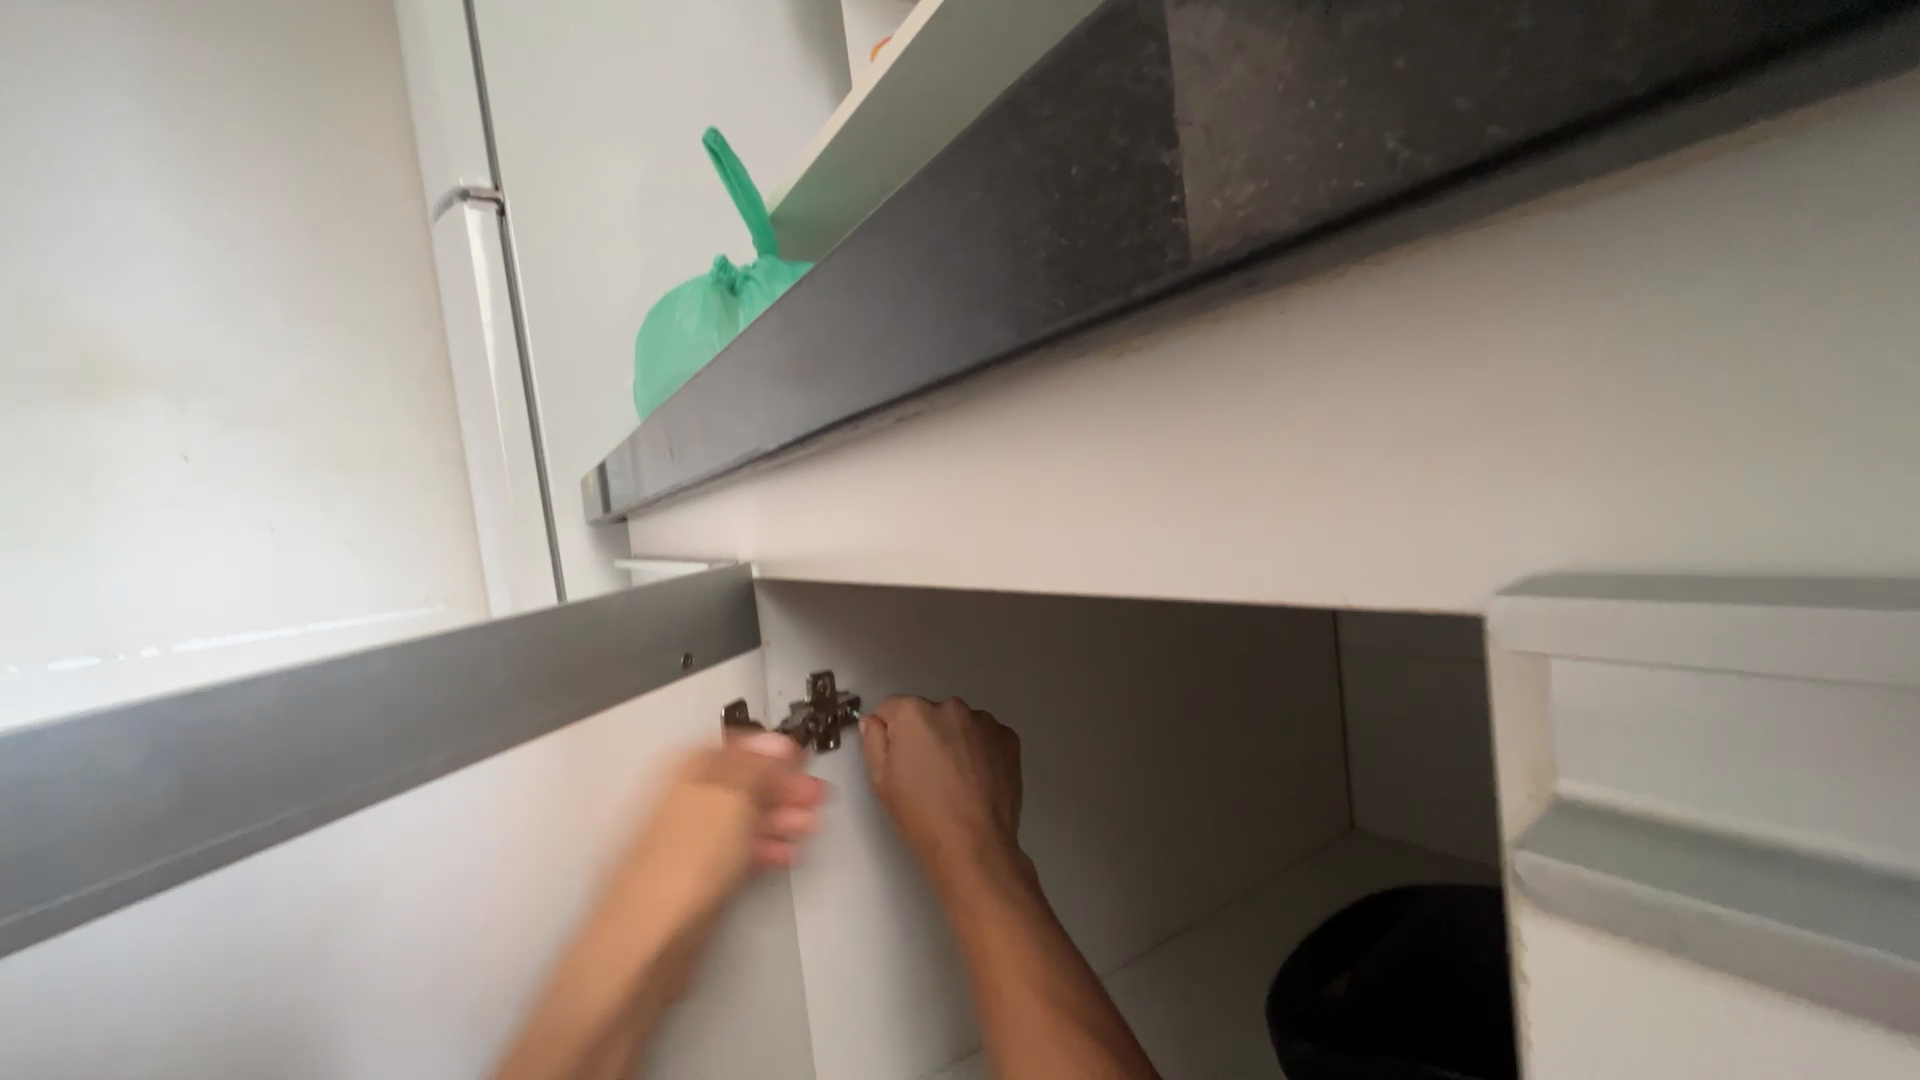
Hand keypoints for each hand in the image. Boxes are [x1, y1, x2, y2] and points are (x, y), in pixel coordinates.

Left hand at [610, 733, 826, 943]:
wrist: (645, 943)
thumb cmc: (682, 866)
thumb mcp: (731, 798)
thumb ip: (757, 766)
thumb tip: (775, 742)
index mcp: (689, 772)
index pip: (736, 748)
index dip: (771, 750)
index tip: (802, 757)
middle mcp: (686, 802)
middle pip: (742, 783)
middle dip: (783, 787)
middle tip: (816, 795)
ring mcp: (691, 842)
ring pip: (743, 818)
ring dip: (780, 817)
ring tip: (810, 825)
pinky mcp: (697, 880)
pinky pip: (738, 852)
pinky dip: (764, 848)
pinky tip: (785, 855)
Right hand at [859, 696, 1023, 896]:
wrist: (974, 844)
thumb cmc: (921, 814)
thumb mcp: (881, 781)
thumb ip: (874, 741)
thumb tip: (875, 721)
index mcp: (914, 713)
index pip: (892, 708)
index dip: (891, 733)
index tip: (899, 759)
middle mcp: (950, 706)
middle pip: (930, 713)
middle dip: (926, 734)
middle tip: (928, 773)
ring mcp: (984, 721)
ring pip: (960, 724)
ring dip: (956, 740)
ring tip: (957, 780)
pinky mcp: (1009, 738)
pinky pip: (987, 737)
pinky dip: (982, 750)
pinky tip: (978, 780)